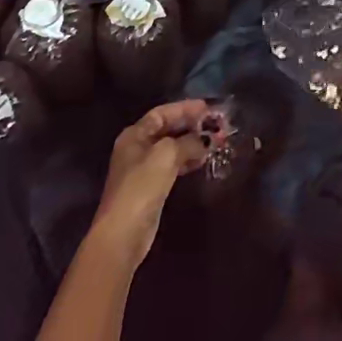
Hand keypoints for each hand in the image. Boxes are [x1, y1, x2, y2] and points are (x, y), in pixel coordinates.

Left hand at [91, 99, 210, 266]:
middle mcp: (137, 148)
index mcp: (135, 135)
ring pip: (173, 147)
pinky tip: (203, 161)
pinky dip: (188, 160)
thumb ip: (189, 141)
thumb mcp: (167, 154)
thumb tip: (207, 140)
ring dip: (193, 143)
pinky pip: (174, 165)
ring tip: (215, 142)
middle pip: (168, 129)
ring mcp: (144, 169)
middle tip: (217, 125)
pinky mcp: (152, 187)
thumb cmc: (142, 186)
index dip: (185, 108)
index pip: (163, 112)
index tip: (209, 108)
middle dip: (192, 126)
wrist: (123, 233)